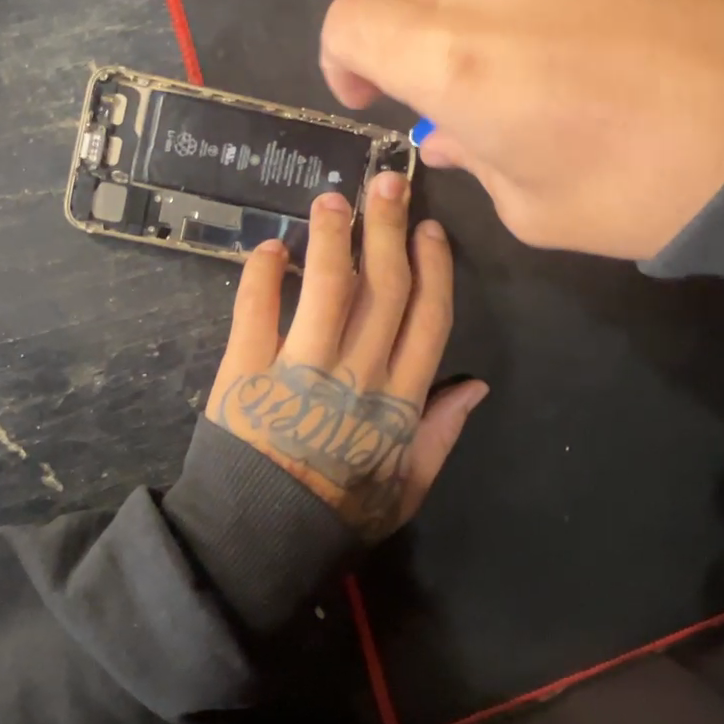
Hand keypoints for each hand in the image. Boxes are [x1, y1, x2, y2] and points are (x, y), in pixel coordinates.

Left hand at [208, 172, 488, 540]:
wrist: (257, 540)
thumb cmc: (336, 514)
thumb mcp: (406, 487)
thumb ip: (440, 434)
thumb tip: (478, 383)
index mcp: (400, 402)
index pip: (428, 318)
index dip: (433, 267)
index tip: (429, 229)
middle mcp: (358, 376)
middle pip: (384, 288)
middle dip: (388, 228)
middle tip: (385, 183)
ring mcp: (300, 370)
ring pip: (329, 287)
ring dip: (333, 237)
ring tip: (332, 199)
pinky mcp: (245, 370)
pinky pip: (256, 310)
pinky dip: (263, 274)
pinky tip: (272, 246)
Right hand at [319, 0, 723, 259]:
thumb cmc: (647, 187)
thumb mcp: (535, 207)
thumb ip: (472, 158)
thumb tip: (447, 129)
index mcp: (453, 58)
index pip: (348, 22)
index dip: (342, 60)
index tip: (374, 97)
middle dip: (398, 20)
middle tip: (440, 71)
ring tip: (518, 47)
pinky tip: (577, 21)